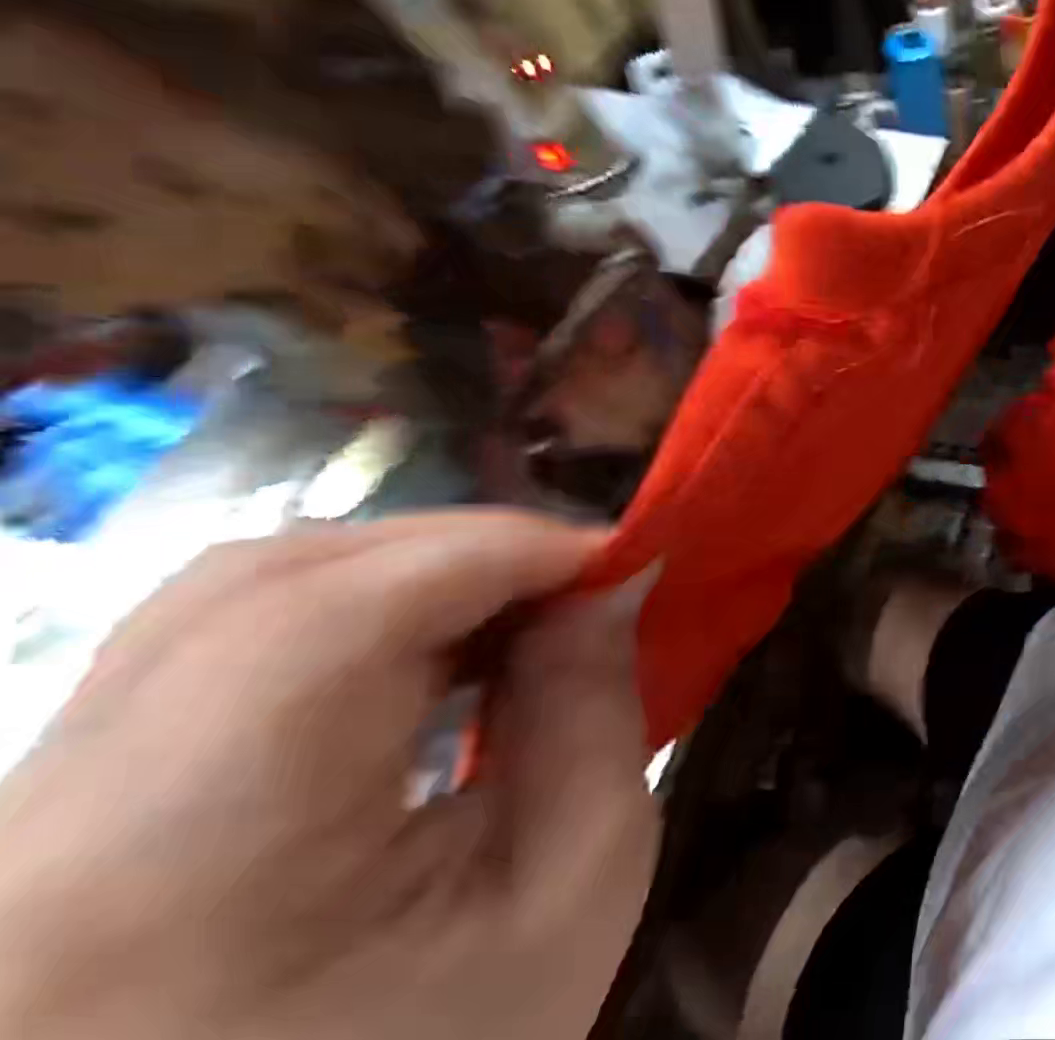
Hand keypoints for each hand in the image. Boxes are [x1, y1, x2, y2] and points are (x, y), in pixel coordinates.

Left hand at [0, 513, 660, 1039]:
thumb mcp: (576, 887)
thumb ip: (596, 719)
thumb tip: (605, 588)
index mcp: (184, 865)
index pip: (328, 621)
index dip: (491, 552)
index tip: (613, 557)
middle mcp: (51, 817)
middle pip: (268, 585)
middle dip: (460, 552)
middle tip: (577, 577)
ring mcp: (37, 802)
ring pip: (235, 596)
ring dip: (413, 575)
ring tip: (522, 604)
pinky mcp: (69, 795)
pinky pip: (223, 641)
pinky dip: (362, 613)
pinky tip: (443, 645)